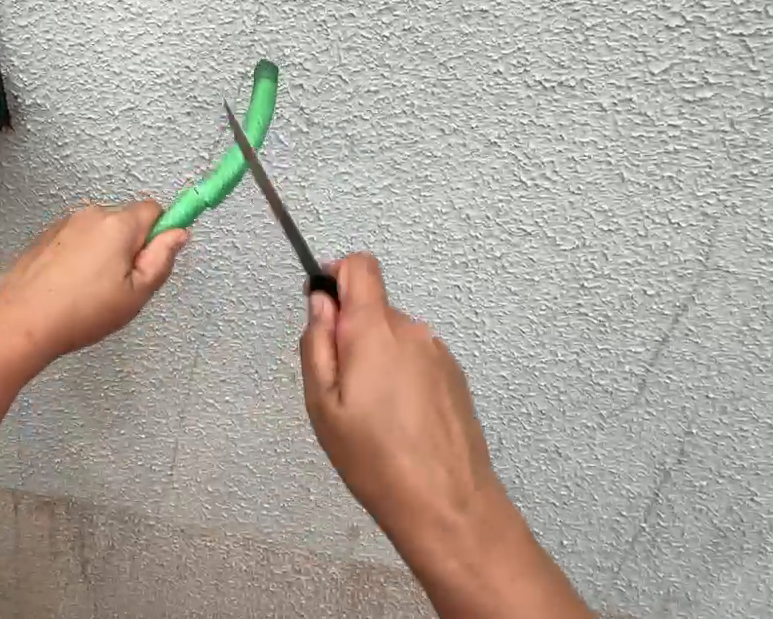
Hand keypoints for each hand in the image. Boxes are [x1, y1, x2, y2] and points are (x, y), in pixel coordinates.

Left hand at [0, 201, 186, 365]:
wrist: (20, 321)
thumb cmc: (78, 312)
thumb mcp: (136, 294)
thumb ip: (162, 259)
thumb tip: (178, 234)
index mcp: (118, 225)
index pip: (155, 210)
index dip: (161, 233)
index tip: (157, 256)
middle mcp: (91, 215)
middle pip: (126, 221)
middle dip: (131, 247)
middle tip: (123, 285)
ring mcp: (65, 224)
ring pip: (100, 232)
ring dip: (104, 253)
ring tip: (93, 292)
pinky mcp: (46, 237)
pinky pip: (76, 240)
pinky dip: (80, 257)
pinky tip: (72, 288)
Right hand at [301, 253, 590, 617]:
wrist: (450, 508)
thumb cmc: (375, 459)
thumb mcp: (322, 405)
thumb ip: (317, 343)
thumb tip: (320, 302)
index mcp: (376, 330)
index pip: (360, 265)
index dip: (336, 276)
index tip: (323, 312)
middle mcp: (412, 330)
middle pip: (373, 307)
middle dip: (351, 333)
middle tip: (342, 388)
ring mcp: (438, 353)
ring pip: (393, 336)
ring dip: (377, 357)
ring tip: (372, 413)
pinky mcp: (455, 377)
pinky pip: (416, 357)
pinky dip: (401, 375)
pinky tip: (400, 422)